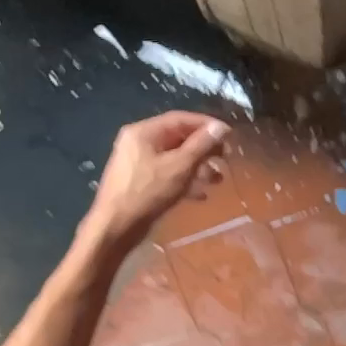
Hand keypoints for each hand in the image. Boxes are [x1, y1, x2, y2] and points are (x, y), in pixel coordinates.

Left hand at [85, 111, 228, 246]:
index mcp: (144, 132)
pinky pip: (167, 174)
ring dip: (198, 167)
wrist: (116, 227)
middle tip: (225, 158)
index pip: (180, 119)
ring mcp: (138, 163)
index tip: (229, 136)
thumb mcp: (180, 167)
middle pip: (178, 138)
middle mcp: (139, 142)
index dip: (207, 125)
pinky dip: (185, 180)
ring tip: (218, 180)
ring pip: (174, 158)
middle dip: (204, 149)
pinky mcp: (140, 182)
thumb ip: (201, 145)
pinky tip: (201, 194)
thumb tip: (221, 127)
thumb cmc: (148, 193)